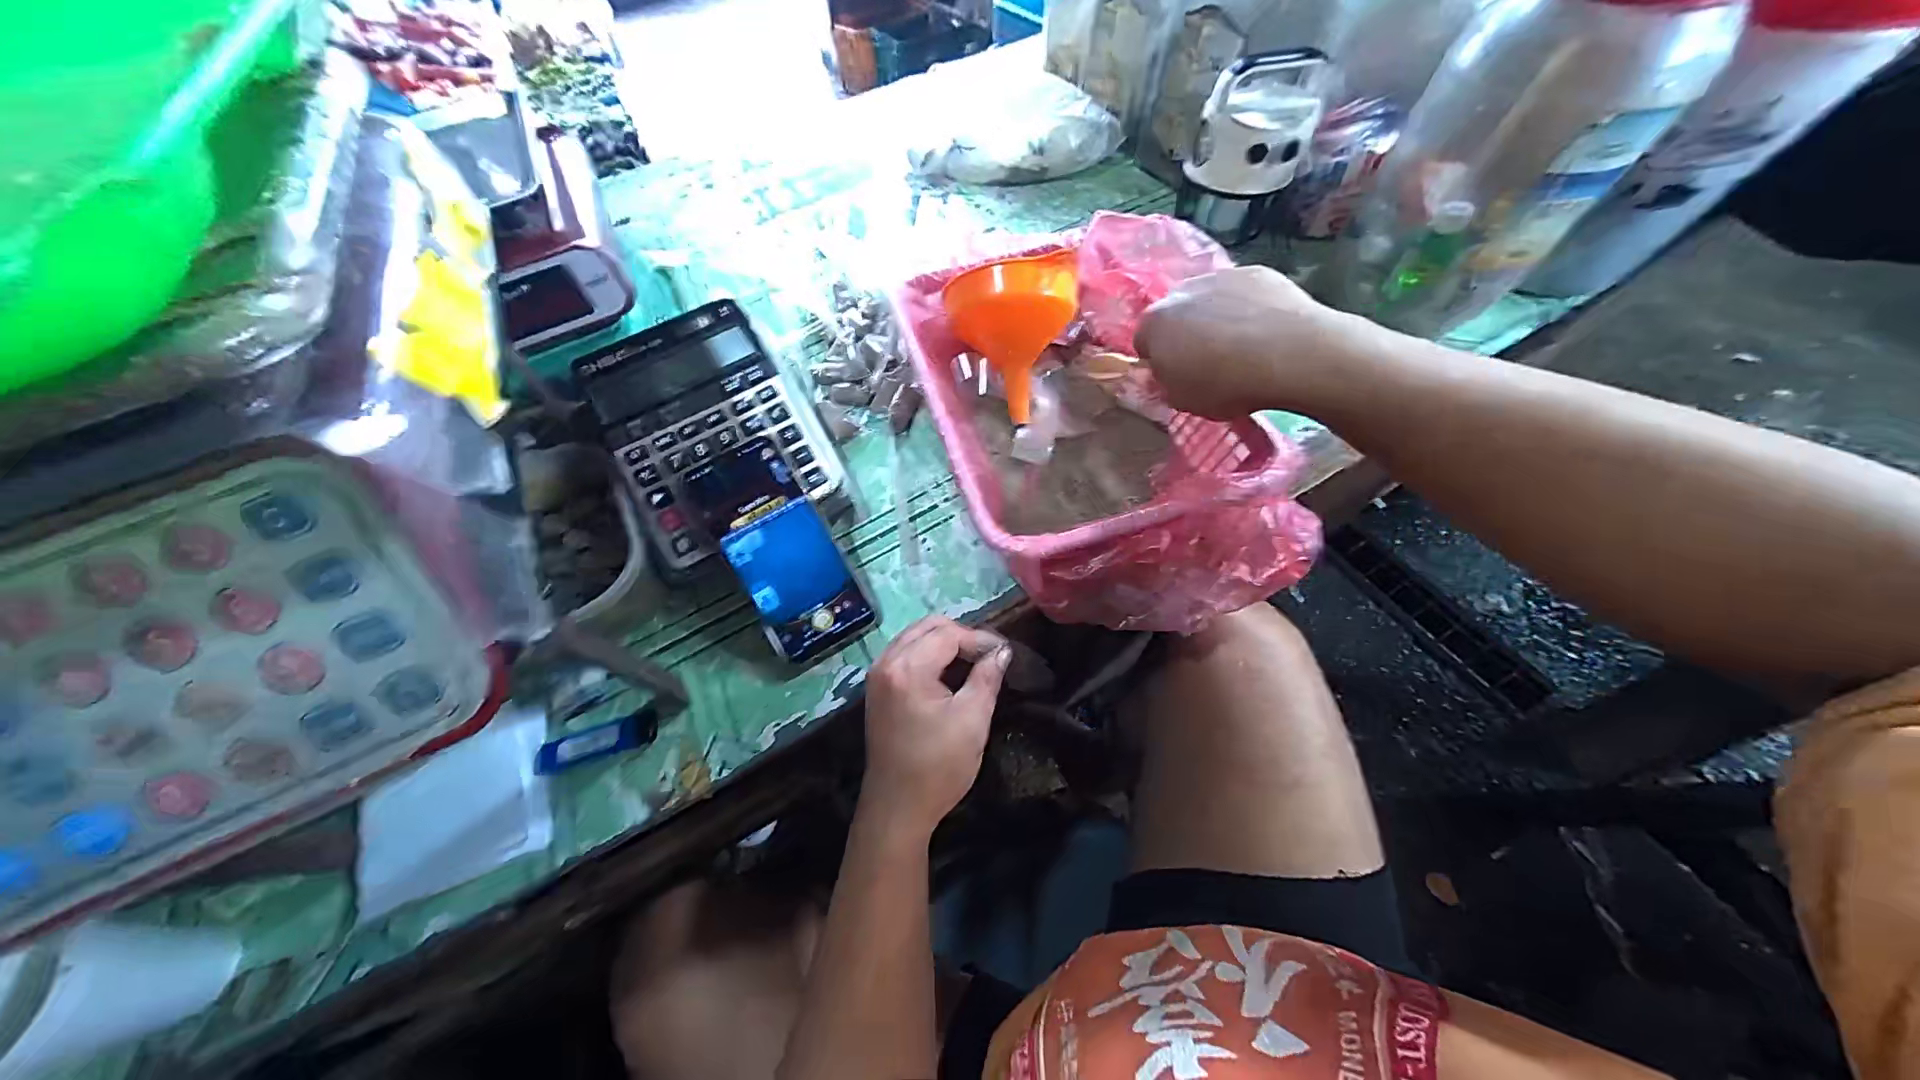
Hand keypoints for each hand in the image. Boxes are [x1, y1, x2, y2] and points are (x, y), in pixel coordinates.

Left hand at [860, 617, 1010, 835]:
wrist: (897, 808)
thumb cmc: (937, 767)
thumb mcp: (972, 721)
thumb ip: (987, 677)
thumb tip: (1001, 651)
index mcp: (906, 668)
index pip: (948, 634)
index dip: (980, 639)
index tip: (1004, 655)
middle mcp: (886, 663)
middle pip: (928, 627)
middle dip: (961, 635)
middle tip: (989, 656)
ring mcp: (878, 676)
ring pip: (915, 637)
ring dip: (944, 643)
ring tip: (974, 663)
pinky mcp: (878, 689)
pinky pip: (905, 654)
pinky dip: (928, 655)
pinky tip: (949, 674)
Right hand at [1136, 266, 1371, 418]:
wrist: (1291, 355)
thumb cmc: (1226, 384)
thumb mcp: (1183, 401)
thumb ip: (1166, 384)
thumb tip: (1167, 374)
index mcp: (1154, 324)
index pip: (1143, 342)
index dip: (1157, 361)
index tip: (1176, 377)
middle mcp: (1180, 292)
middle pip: (1174, 315)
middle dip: (1184, 334)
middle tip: (1207, 362)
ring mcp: (1220, 276)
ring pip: (1208, 300)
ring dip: (1215, 318)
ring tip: (1241, 347)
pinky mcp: (1256, 271)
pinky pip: (1242, 292)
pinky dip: (1247, 307)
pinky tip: (1264, 330)